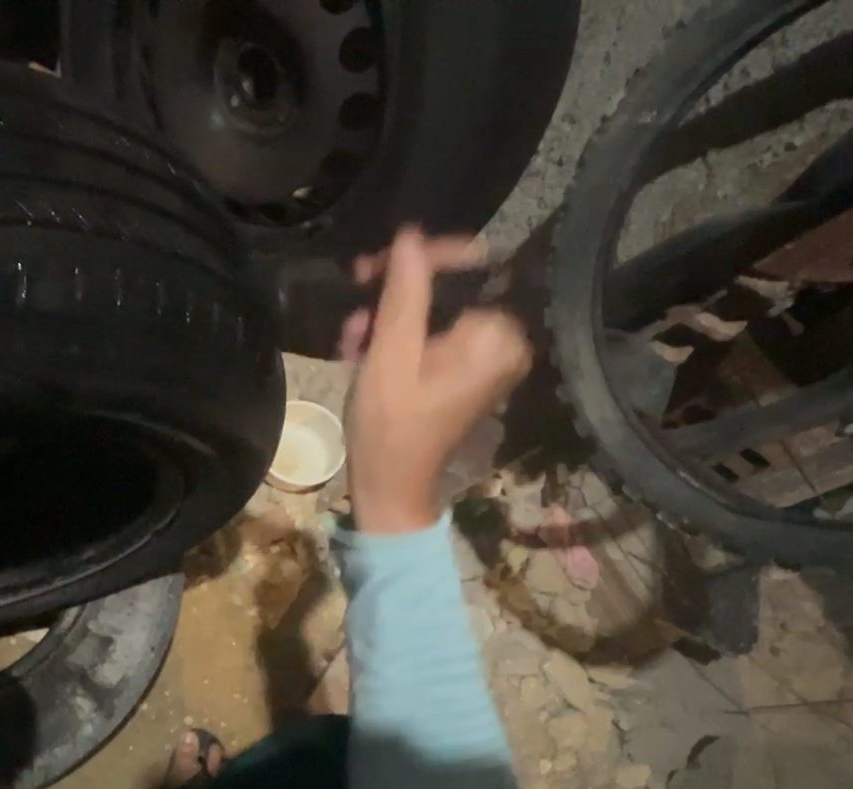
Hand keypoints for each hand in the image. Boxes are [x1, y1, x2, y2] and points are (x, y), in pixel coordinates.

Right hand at [339, 227, 532, 533]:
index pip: (469, 267)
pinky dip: (395, 341)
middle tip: (353, 311)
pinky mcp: (463, 373)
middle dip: (393, 297)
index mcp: (496, 336)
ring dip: (385, 321)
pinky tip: (363, 353)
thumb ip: (403, 295)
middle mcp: (502, 342)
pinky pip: (431, 337)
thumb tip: (410, 236)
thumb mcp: (389, 357)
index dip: (420, 258)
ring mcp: (483, 359)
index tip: (373, 266)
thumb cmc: (389, 427)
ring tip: (350, 342)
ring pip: (432, 314)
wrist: (389, 487)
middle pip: (447, 291)